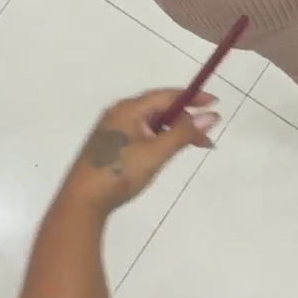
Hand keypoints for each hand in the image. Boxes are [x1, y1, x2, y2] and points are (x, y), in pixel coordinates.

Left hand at [58, 89, 218, 213]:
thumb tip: (211, 116)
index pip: (166, 95)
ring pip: (151, 123)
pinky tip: (167, 153)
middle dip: (185, 120)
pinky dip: (160, 140)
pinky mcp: (110, 146)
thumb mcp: (156, 152)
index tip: (215, 103)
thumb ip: (184, 133)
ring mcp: (113, 130)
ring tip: (192, 147)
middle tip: (205, 138)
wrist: (82, 202)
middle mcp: (119, 113)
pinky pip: (142, 134)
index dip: (192, 98)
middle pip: (159, 108)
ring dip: (174, 132)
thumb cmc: (119, 173)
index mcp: (128, 109)